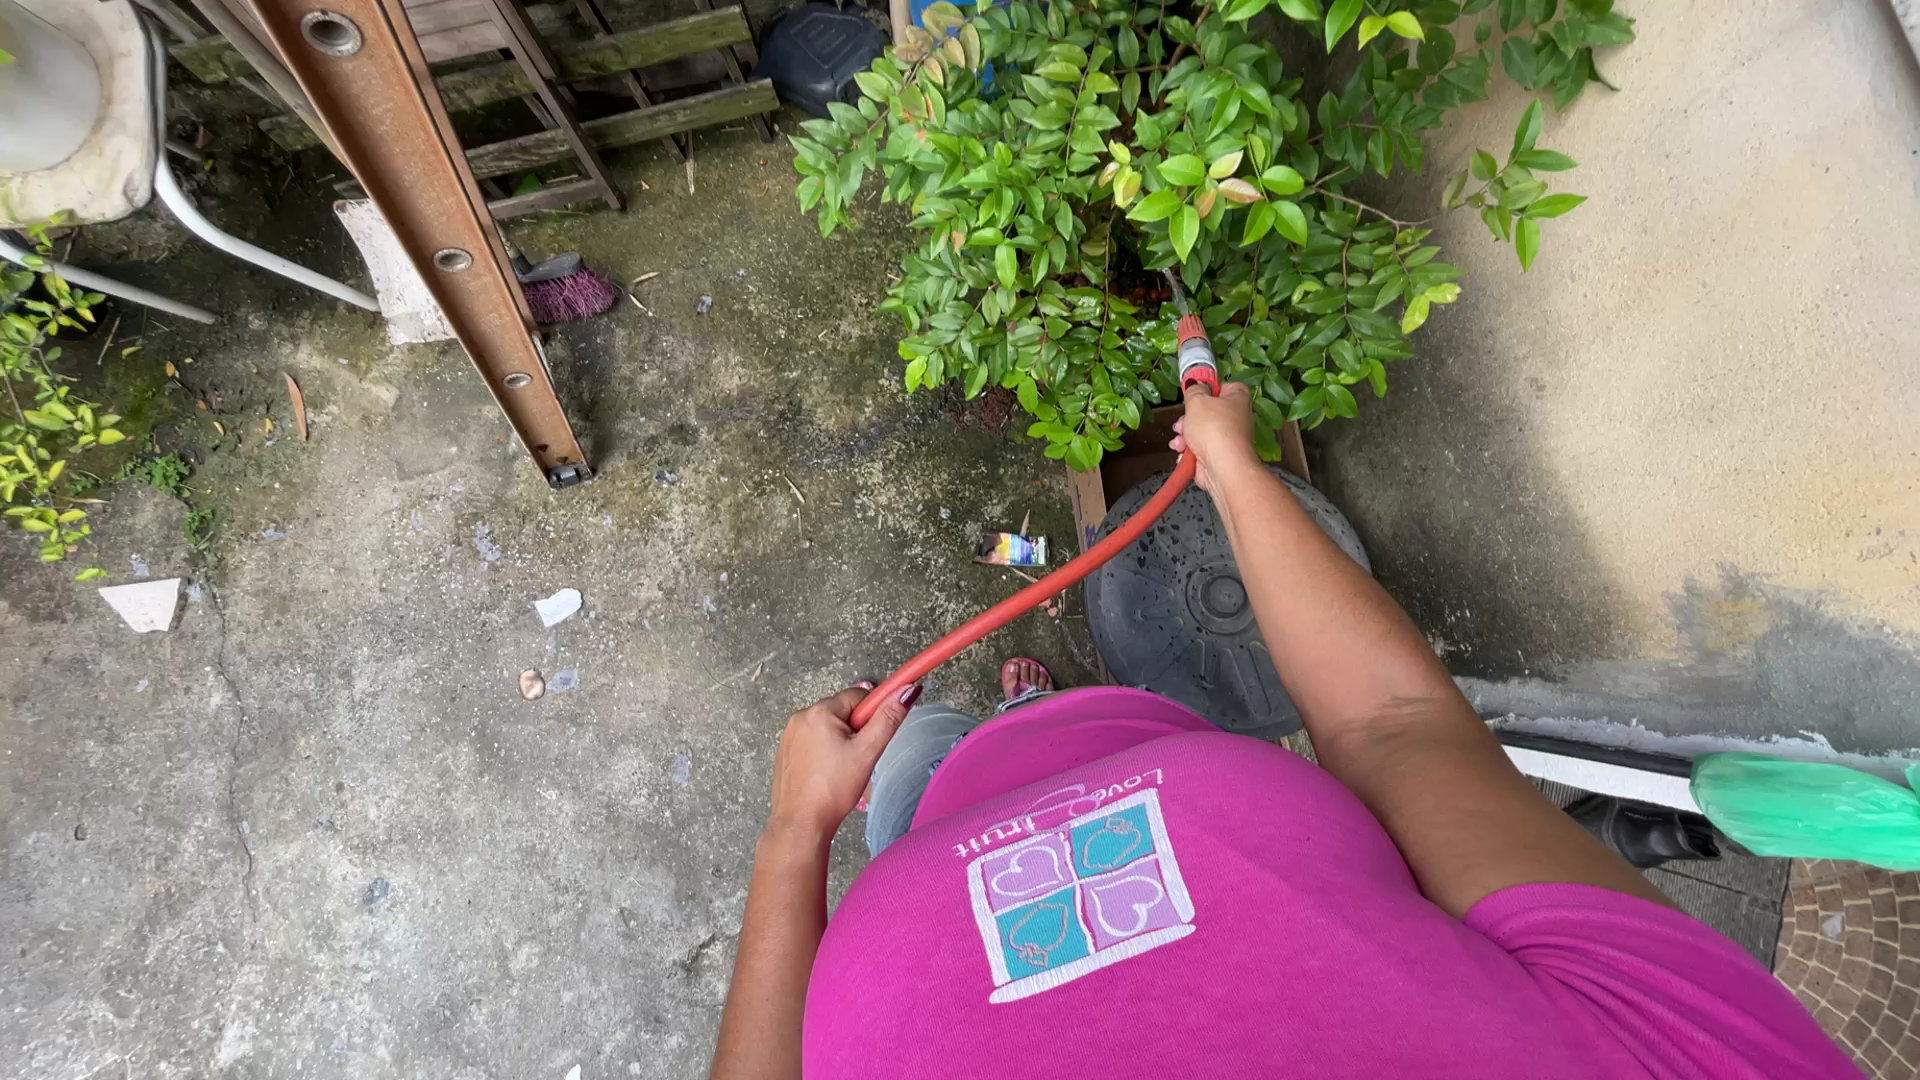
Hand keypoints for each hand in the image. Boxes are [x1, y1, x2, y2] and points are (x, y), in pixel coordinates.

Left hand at [766, 684, 916, 842]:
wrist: (801, 825)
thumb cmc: (832, 791)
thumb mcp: (867, 753)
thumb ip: (888, 719)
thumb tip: (906, 692)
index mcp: (819, 712)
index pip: (858, 696)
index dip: (872, 715)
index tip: (875, 736)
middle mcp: (800, 717)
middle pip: (842, 711)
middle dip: (856, 730)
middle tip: (859, 757)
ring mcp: (790, 735)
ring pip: (828, 727)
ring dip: (841, 741)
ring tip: (843, 769)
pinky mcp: (786, 751)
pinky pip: (813, 740)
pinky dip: (824, 751)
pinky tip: (828, 773)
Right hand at [1171, 381, 1260, 492]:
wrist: (1222, 466)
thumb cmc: (1213, 429)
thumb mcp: (1197, 400)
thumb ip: (1193, 390)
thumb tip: (1195, 385)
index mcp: (1237, 397)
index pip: (1223, 386)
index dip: (1207, 390)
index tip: (1193, 396)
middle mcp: (1236, 417)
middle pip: (1206, 412)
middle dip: (1188, 419)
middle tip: (1181, 424)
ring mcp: (1227, 438)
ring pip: (1199, 432)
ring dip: (1184, 437)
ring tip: (1179, 442)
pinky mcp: (1219, 455)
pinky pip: (1200, 448)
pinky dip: (1189, 452)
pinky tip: (1183, 454)